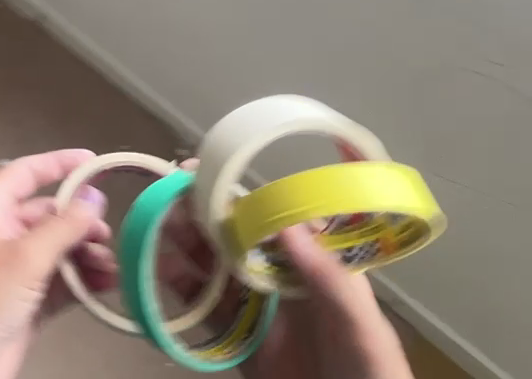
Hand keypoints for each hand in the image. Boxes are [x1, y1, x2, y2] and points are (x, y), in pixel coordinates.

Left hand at [0, 149, 115, 378]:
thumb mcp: (26, 257)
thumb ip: (63, 226)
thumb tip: (95, 195)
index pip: (27, 172)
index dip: (59, 163)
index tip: (95, 161)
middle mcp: (3, 229)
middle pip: (49, 212)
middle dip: (80, 221)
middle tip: (109, 236)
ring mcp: (16, 265)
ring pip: (59, 248)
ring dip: (86, 254)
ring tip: (112, 267)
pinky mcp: (28, 297)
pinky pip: (62, 279)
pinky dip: (84, 280)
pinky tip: (108, 284)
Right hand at [155, 160, 413, 378]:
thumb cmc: (373, 378)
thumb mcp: (366, 333)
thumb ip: (331, 281)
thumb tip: (286, 225)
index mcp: (316, 268)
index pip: (275, 217)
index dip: (240, 193)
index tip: (206, 173)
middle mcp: (282, 279)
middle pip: (236, 235)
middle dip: (202, 212)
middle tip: (169, 195)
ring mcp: (258, 308)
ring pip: (214, 263)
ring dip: (186, 241)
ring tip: (159, 224)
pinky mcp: (238, 339)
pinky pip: (205, 305)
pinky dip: (181, 284)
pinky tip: (161, 268)